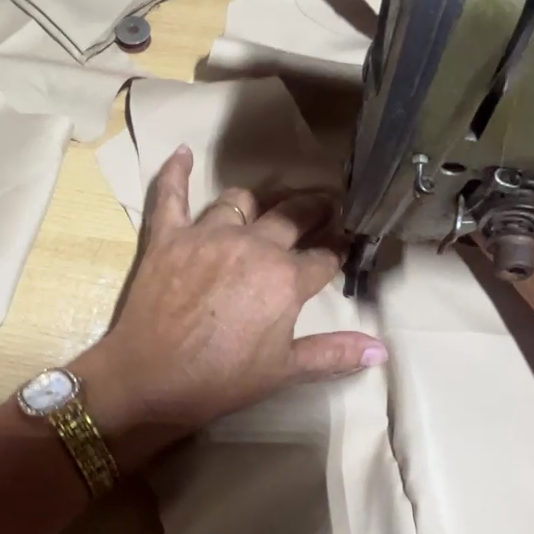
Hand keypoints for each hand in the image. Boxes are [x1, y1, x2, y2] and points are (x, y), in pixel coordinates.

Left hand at [74, 146, 387, 458]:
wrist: (150, 380)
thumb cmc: (221, 381)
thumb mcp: (283, 371)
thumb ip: (333, 353)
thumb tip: (382, 350)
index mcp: (285, 279)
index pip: (322, 258)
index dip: (335, 252)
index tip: (343, 245)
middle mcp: (251, 245)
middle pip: (291, 216)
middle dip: (313, 209)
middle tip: (324, 204)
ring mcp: (207, 236)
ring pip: (239, 201)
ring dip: (257, 202)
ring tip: (267, 205)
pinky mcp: (167, 237)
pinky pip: (171, 195)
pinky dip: (176, 173)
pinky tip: (183, 152)